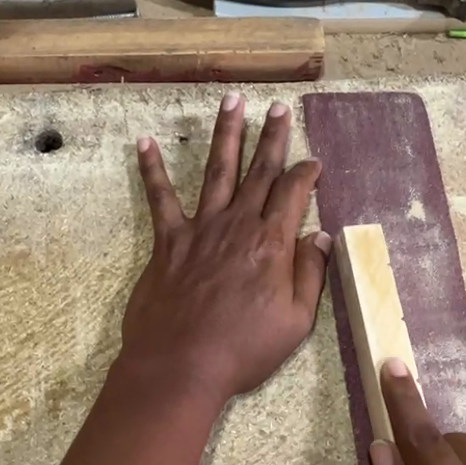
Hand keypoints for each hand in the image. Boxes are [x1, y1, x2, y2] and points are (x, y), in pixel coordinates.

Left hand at [116, 93, 331, 410]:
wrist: (181, 364)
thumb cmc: (243, 349)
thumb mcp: (296, 322)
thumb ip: (310, 275)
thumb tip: (321, 237)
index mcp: (272, 244)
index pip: (294, 193)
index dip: (306, 173)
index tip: (314, 161)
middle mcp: (238, 225)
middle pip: (260, 171)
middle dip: (272, 136)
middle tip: (279, 107)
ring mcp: (201, 228)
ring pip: (217, 170)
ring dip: (226, 134)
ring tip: (233, 101)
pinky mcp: (168, 241)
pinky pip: (160, 198)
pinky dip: (152, 169)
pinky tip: (144, 142)